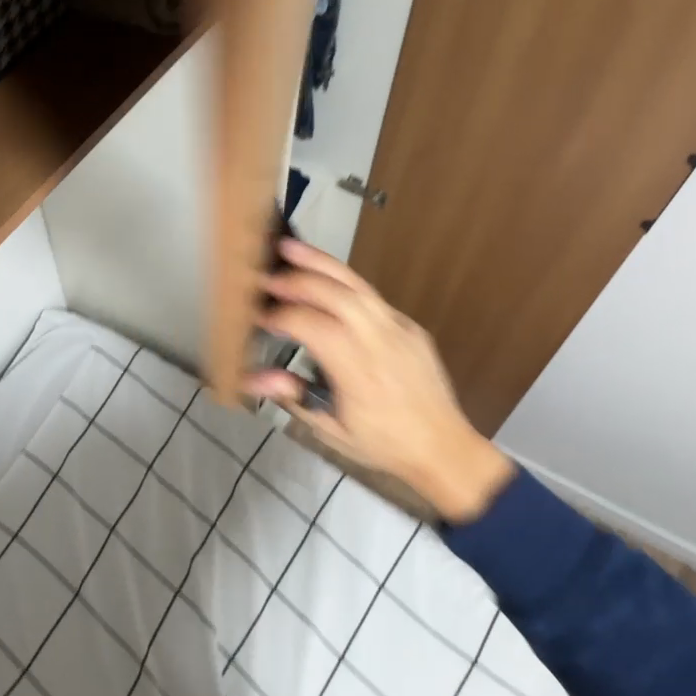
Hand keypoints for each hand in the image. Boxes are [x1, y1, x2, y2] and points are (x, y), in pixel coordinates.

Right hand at [243, 239, 515, 523]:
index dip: (280, 316)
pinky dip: (342, 281)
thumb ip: (293, 398)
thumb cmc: (381, 444)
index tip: (256, 317)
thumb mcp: (331, 431)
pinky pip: (371, 296)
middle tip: (264, 276)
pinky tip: (322, 277)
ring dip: (319, 263)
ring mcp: (399, 329)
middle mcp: (380, 342)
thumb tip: (252, 377)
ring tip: (288, 247)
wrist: (443, 448)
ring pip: (356, 284)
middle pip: (335, 294)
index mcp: (358, 371)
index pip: (312, 327)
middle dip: (296, 280)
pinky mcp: (409, 326)